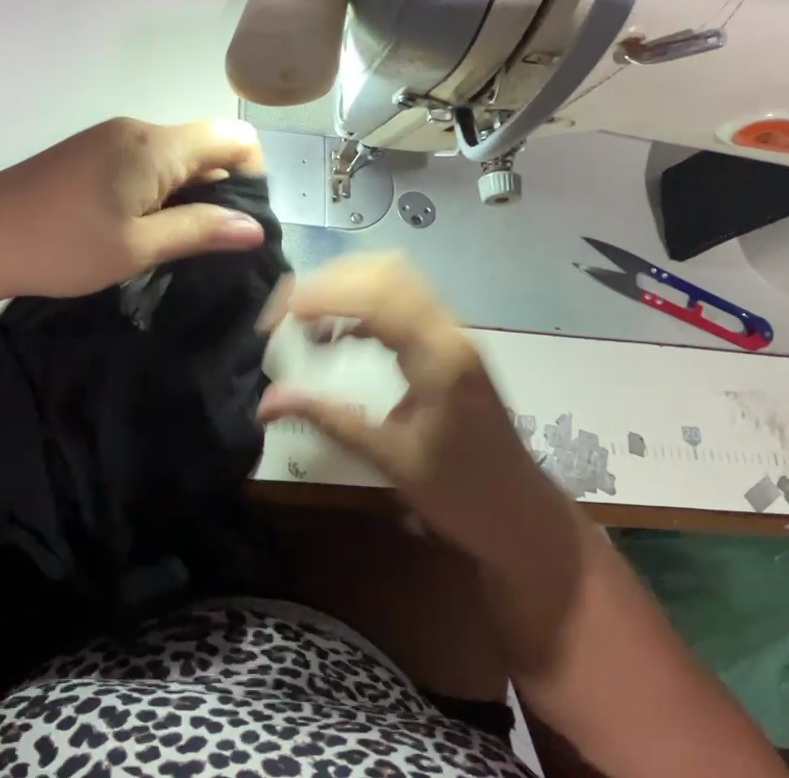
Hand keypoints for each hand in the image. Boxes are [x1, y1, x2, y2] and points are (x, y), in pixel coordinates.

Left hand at [0, 117, 268, 297]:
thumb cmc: (61, 246)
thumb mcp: (138, 247)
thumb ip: (200, 231)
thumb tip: (255, 227)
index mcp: (155, 146)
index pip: (233, 137)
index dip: (254, 176)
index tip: (244, 224)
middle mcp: (136, 130)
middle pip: (203, 147)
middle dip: (220, 191)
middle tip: (212, 246)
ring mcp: (107, 139)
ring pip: (171, 159)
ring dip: (185, 195)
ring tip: (174, 246)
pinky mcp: (86, 154)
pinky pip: (142, 164)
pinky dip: (156, 192)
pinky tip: (137, 231)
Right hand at [256, 253, 551, 562]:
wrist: (524, 517)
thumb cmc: (462, 495)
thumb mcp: (389, 459)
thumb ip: (329, 419)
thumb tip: (264, 402)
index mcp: (440, 357)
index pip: (375, 297)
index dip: (320, 296)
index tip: (276, 320)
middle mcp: (449, 332)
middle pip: (384, 272)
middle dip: (327, 283)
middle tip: (283, 316)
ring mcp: (452, 336)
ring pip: (393, 281)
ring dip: (343, 291)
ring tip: (302, 324)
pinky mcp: (447, 346)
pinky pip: (400, 305)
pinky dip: (359, 309)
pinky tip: (332, 338)